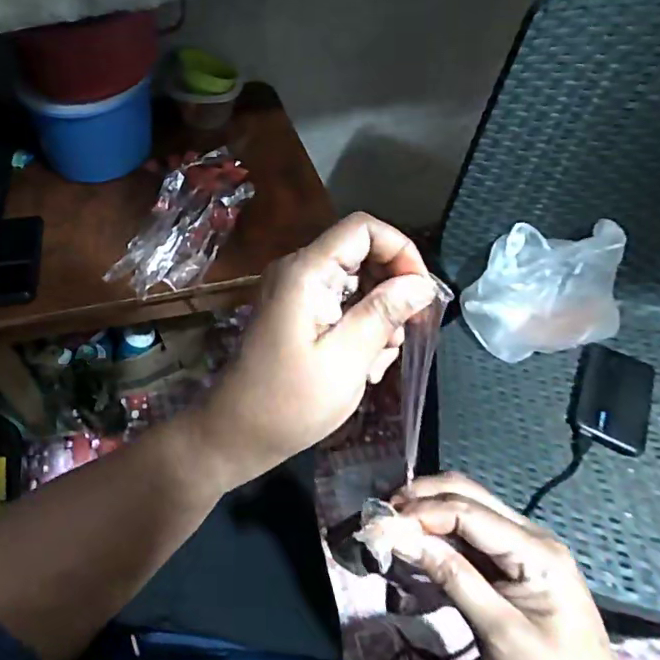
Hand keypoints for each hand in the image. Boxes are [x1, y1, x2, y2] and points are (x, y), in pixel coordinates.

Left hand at [187, 213, 440, 487]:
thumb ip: (384, 313)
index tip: (420, 293)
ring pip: (357, 284)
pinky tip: (362, 367)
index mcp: (305, 272)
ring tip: (374, 364)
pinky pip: (341, 305)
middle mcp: (297, 271)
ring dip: (378, 319)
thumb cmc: (290, 400)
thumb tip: (421, 282)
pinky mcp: (296, 312)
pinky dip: (360, 329)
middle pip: (362, 255)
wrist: (238, 430)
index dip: (401, 250)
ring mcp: (294, 291)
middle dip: (391, 293)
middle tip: (398, 340)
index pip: (363, 228)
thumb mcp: (348, 359)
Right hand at [386, 473, 659, 659]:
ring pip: (466, 504)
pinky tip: (417, 539)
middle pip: (467, 494)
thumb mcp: (500, 633)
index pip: (468, 511)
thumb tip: (406, 538)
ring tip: (394, 524)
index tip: (385, 524)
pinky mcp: (513, 559)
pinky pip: (470, 528)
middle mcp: (532, 536)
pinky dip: (439, 527)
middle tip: (384, 514)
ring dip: (428, 508)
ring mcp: (523, 545)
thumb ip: (455, 579)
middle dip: (421, 497)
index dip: (423, 511)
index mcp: (537, 551)